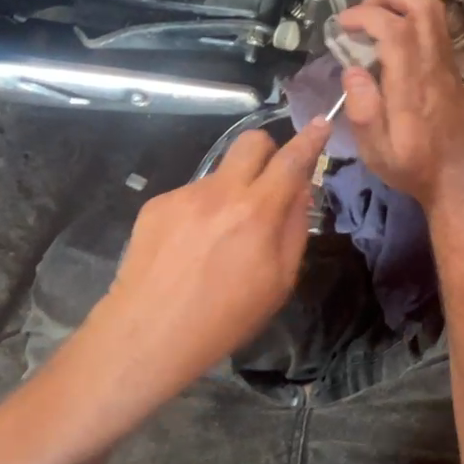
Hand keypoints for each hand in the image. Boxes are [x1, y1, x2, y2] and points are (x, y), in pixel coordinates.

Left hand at [84, 122, 330, 395]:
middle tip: (267, 183)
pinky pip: (192, 196)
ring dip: (230, 193)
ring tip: (216, 241)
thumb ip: (295, 227)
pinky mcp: (156, 205)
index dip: (310, 138)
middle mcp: (221, 192)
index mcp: (256, 212)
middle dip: (268, 152)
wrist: (142, 340)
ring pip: (221, 174)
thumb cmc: (222, 320)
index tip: (321, 123)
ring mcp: (185, 195)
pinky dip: (199, 213)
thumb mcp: (279, 283)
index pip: (292, 160)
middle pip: (253, 142)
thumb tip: (300, 190)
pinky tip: (187, 250)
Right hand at [338, 0, 463, 213]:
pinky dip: (411, 15)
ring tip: (372, 18)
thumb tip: (352, 70)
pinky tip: (390, 35)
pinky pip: (436, 26)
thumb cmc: (414, 167)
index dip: (367, 16)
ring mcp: (447, 62)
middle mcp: (434, 65)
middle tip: (359, 14)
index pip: (396, 31)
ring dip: (401, 1)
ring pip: (433, 12)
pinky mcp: (451, 66)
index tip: (342, 24)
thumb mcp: (378, 152)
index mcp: (413, 85)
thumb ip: (363, 112)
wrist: (459, 177)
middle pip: (422, 7)